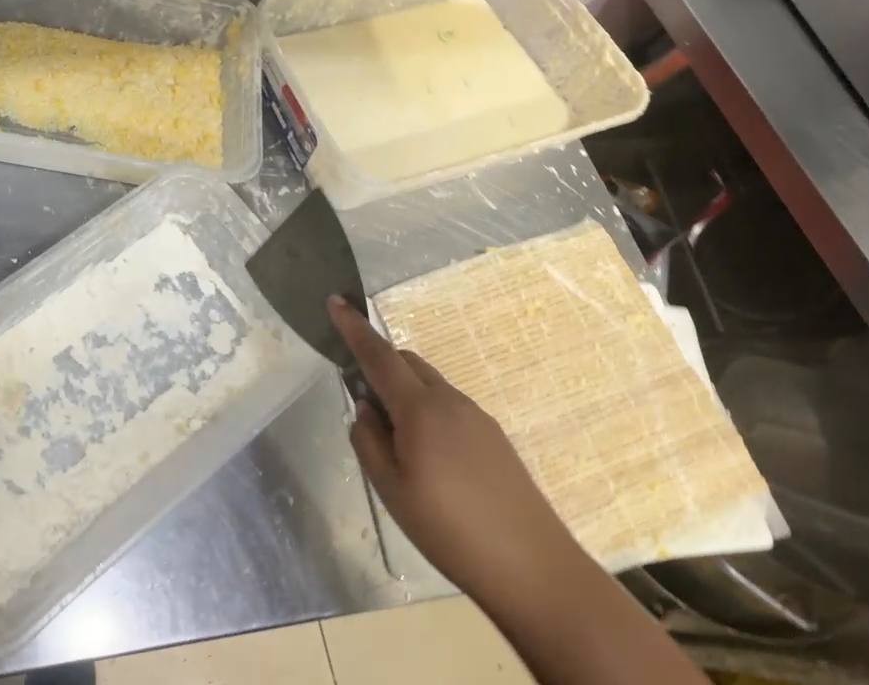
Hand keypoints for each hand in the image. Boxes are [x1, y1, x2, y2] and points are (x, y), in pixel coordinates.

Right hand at [328, 296, 587, 609]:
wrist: (533, 567)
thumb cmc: (448, 528)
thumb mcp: (389, 488)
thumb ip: (368, 440)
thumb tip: (366, 409)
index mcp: (420, 409)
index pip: (379, 356)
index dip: (354, 328)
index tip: (335, 301)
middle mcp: (451, 402)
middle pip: (407, 363)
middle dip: (380, 366)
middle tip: (363, 405)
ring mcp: (478, 418)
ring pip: (430, 386)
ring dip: (404, 393)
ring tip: (396, 446)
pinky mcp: (495, 439)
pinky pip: (449, 408)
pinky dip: (427, 413)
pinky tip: (429, 461)